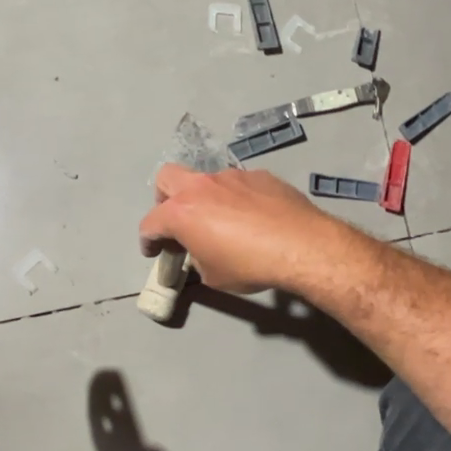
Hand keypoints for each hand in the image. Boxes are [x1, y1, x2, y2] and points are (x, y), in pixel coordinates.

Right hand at [139, 164, 351, 293]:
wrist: (301, 244)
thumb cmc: (250, 265)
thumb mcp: (214, 275)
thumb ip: (199, 260)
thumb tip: (202, 254)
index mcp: (182, 212)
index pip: (150, 223)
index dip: (148, 240)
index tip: (154, 250)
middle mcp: (202, 186)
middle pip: (167, 178)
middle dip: (165, 199)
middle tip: (178, 221)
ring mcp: (232, 176)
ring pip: (207, 179)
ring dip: (206, 198)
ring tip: (223, 221)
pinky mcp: (260, 175)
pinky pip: (239, 184)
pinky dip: (237, 198)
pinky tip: (254, 217)